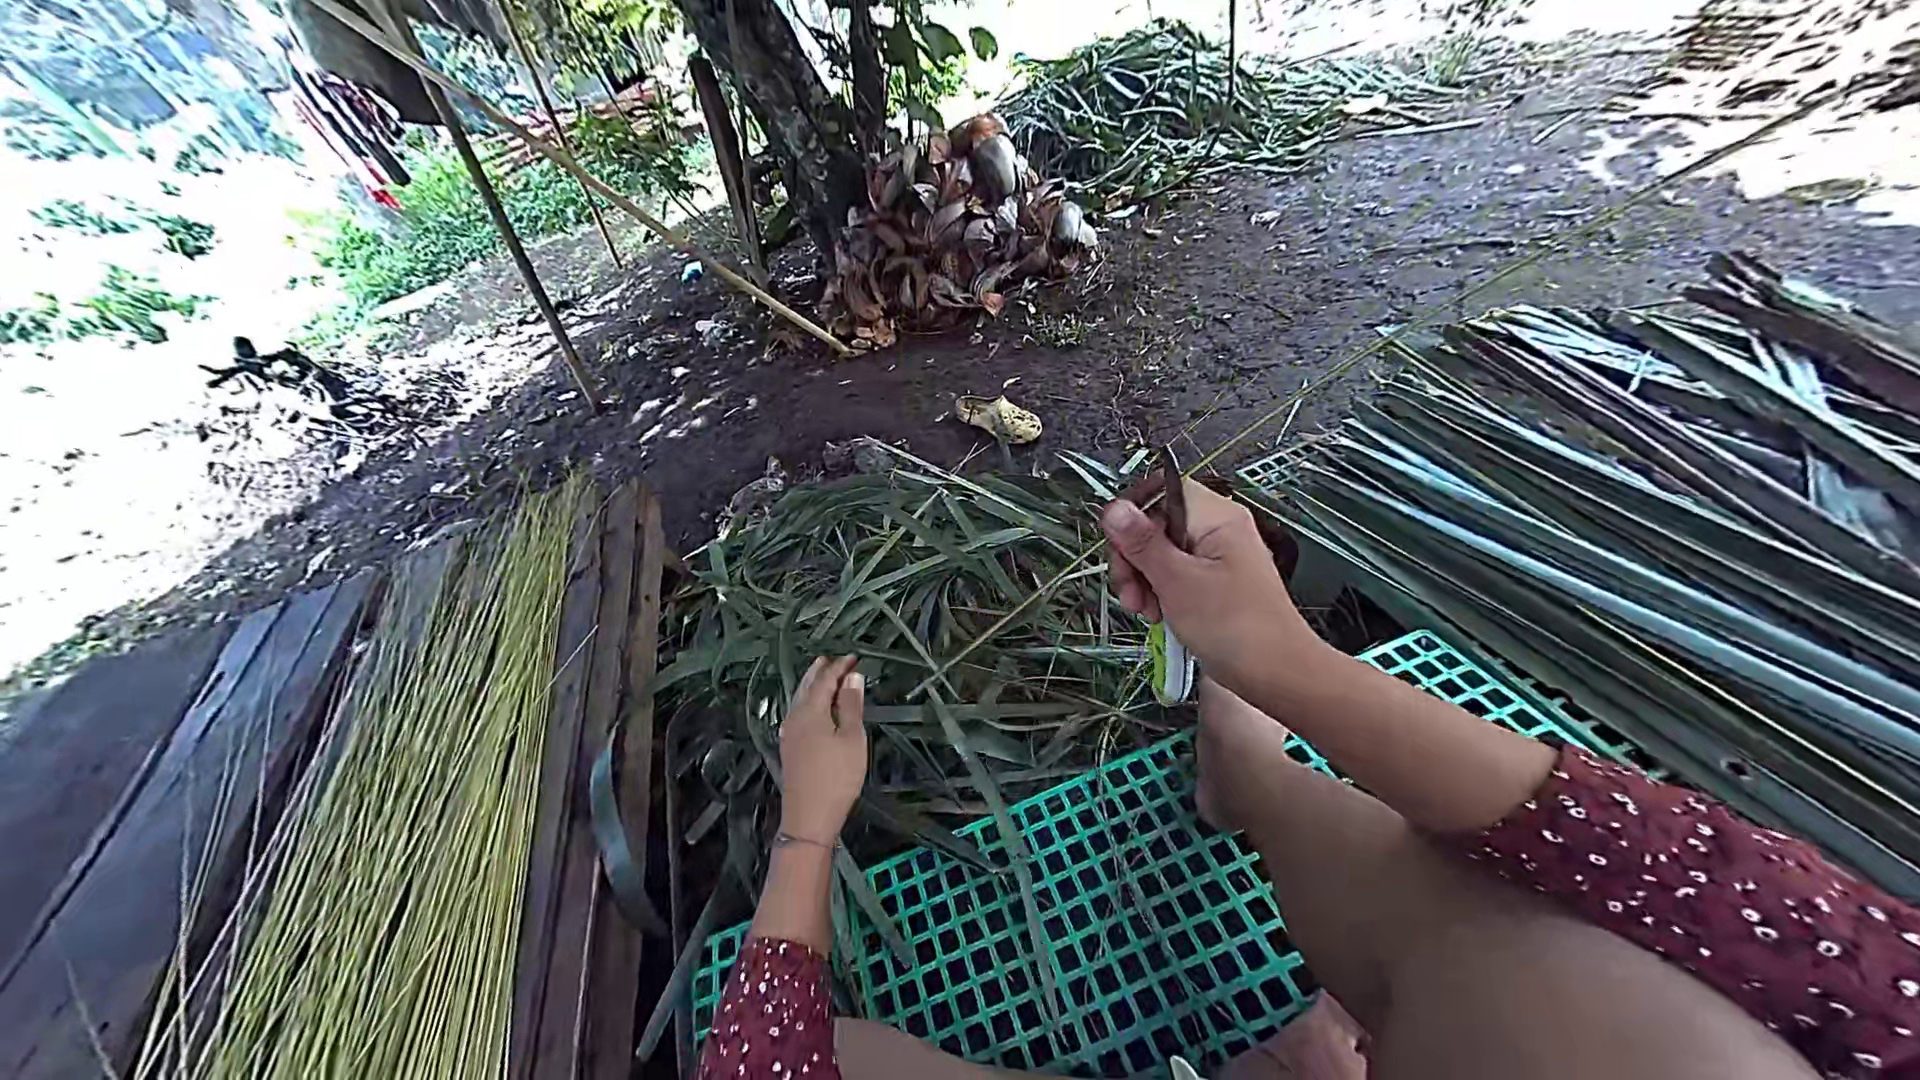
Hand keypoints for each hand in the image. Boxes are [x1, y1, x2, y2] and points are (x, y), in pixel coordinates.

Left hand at [778, 655, 868, 843]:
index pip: (824, 680)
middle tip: (832, 659)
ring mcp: (789, 733)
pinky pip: (798, 712)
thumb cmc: (837, 776)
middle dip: (820, 672)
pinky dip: (808, 700)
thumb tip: (852, 676)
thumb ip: (851, 705)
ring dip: (812, 685)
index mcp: (810, 711)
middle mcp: (794, 718)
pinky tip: (813, 706)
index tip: (853, 656)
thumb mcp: (852, 738)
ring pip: (800, 699)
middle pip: (806, 687)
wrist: (809, 819)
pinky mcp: (790, 747)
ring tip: (822, 675)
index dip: (838, 667)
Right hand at [1102, 480, 1320, 695]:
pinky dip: (1157, 591)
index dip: (1132, 513)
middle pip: (1154, 523)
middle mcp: (1216, 529)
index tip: (1118, 545)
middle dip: (1132, 556)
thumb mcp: (1176, 581)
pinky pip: (1172, 573)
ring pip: (1158, 551)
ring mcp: (1214, 556)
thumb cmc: (1233, 626)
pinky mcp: (1210, 580)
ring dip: (1141, 578)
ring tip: (1144, 609)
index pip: (1161, 489)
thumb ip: (1141, 543)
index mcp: (1215, 517)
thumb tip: (1113, 508)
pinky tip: (1157, 614)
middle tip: (1130, 590)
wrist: (1276, 674)